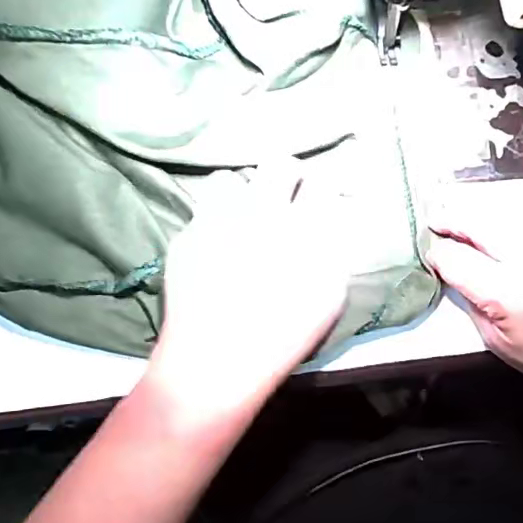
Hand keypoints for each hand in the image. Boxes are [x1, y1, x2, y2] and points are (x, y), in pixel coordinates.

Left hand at [149, 160, 347, 412]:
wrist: (219, 360)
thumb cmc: (286, 336)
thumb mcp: (329, 295)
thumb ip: (332, 251)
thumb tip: (332, 223)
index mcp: (307, 229)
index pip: (324, 182)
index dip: (322, 188)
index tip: (319, 199)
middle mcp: (265, 213)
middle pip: (280, 163)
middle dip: (286, 176)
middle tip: (283, 197)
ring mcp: (221, 219)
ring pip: (234, 178)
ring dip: (243, 193)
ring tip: (241, 218)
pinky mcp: (189, 233)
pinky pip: (203, 208)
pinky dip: (213, 218)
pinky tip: (215, 244)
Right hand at [426, 195, 522, 401]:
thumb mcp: (496, 340)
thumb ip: (469, 299)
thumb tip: (448, 267)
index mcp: (511, 293)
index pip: (456, 257)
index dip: (435, 254)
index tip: (427, 253)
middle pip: (474, 221)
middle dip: (448, 220)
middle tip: (433, 224)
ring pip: (498, 206)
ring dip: (474, 210)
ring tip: (459, 221)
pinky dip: (506, 209)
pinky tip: (498, 221)